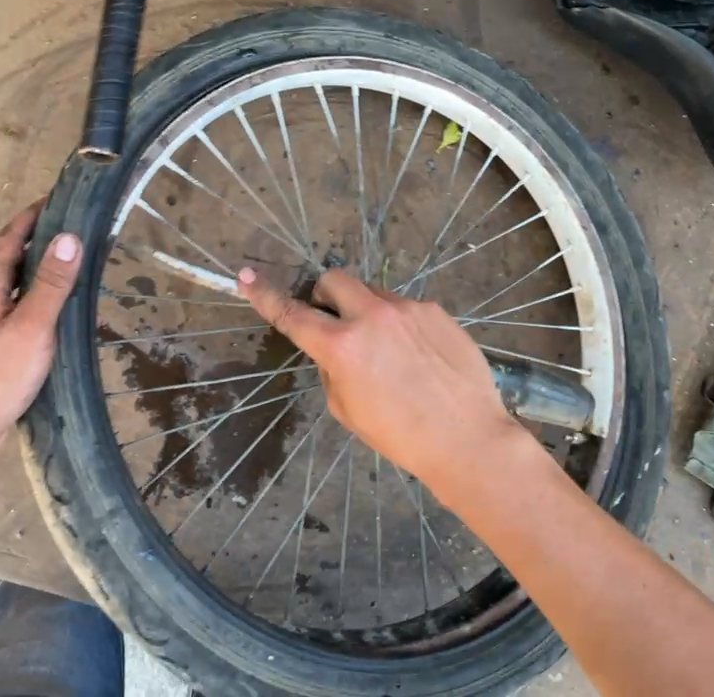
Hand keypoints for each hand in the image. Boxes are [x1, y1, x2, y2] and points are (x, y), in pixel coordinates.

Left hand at [0, 201, 81, 453]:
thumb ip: (51, 282)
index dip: (38, 214)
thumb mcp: (33, 328)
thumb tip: (69, 237)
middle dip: (42, 235)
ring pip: (12, 277)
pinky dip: (34, 288)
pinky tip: (54, 300)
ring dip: (39, 263)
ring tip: (74, 256)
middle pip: (11, 252)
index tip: (66, 197)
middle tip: (80, 224)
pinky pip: (12, 298)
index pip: (13, 234)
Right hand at [236, 267, 530, 486]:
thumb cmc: (400, 435)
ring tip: (389, 352)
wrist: (467, 438)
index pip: (293, 314)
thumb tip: (335, 346)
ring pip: (373, 294)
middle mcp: (372, 316)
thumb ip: (332, 368)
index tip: (247, 276)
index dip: (266, 296)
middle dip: (326, 293)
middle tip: (334, 318)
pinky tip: (418, 358)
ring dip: (367, 312)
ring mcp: (408, 309)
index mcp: (342, 346)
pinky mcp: (436, 310)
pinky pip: (406, 308)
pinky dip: (400, 325)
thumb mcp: (346, 408)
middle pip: (335, 279)